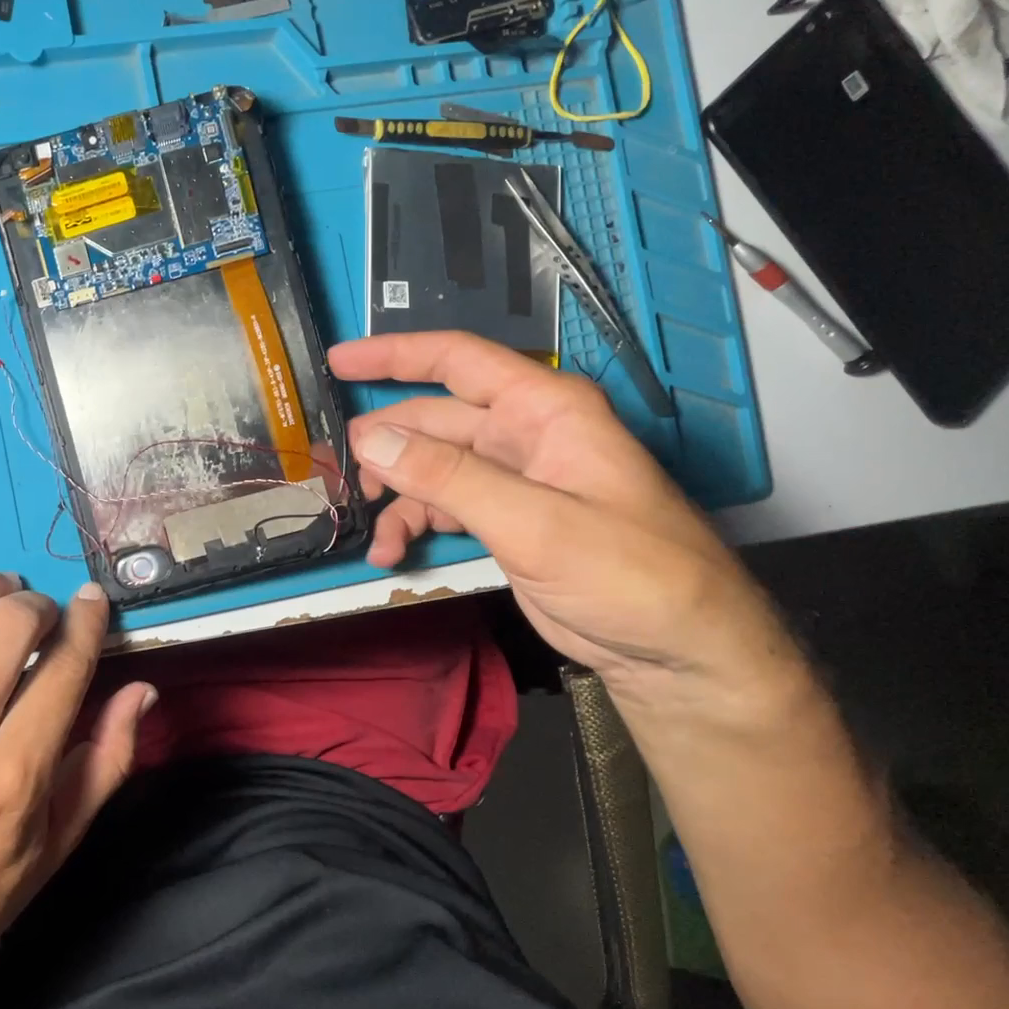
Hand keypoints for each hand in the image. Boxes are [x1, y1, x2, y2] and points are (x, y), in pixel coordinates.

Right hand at [330, 332, 803, 708]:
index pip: (458, 362)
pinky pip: (440, 507)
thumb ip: (448, 478)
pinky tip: (392, 553)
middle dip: (380, 441)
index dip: (394, 357)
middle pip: (431, 420)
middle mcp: (523, 436)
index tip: (336, 362)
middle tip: (332, 471)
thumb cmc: (630, 574)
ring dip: (391, 494)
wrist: (676, 651)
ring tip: (364, 525)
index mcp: (545, 411)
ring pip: (427, 468)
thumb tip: (369, 438)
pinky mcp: (502, 521)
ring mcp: (511, 480)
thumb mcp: (534, 522)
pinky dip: (411, 525)